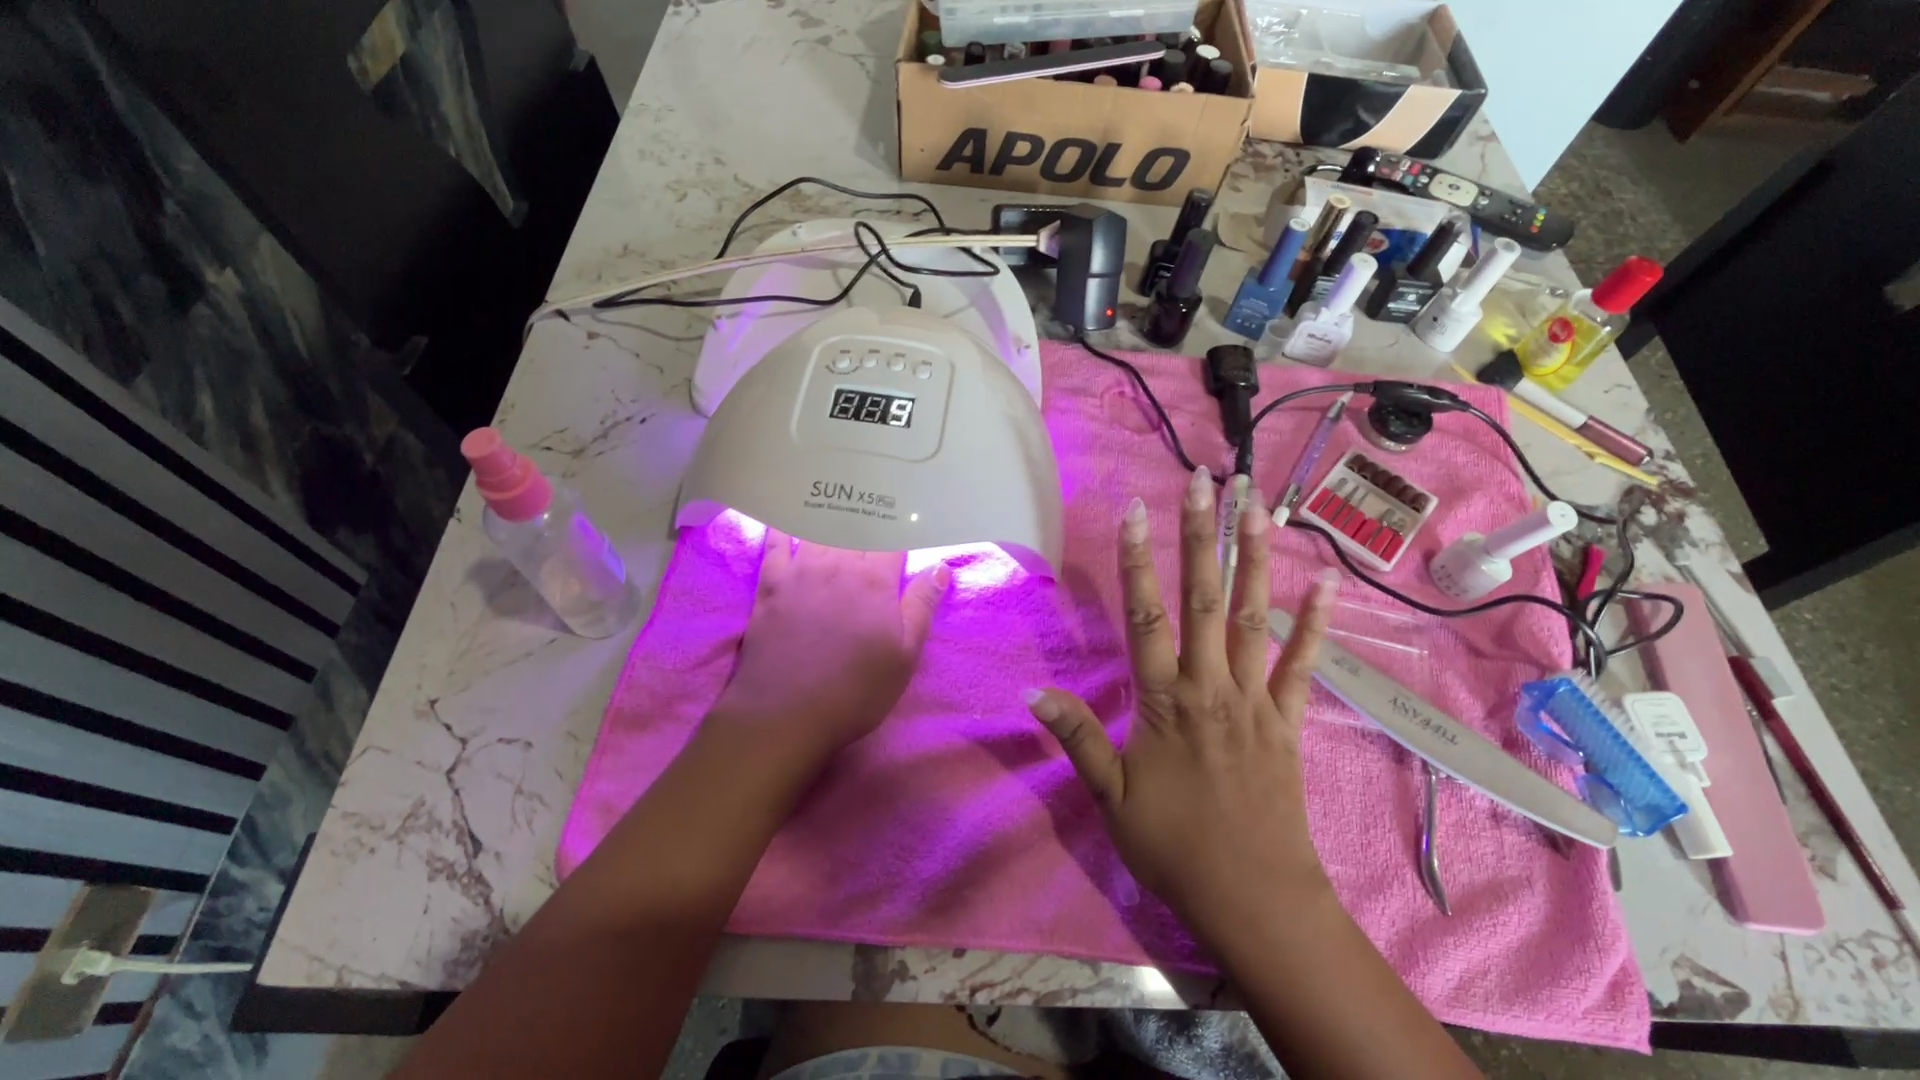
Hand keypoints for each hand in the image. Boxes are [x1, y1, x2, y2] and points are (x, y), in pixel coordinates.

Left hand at [712, 530, 949, 756]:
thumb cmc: (855, 690)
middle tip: (876, 508)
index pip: (893, 543)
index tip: (908, 526)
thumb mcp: (904, 655)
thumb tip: (940, 567)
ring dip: (831, 517)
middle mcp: (837, 565)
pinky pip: (775, 542)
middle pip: (856, 530)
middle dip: (869, 520)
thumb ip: (922, 606)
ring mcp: (799, 571)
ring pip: (819, 530)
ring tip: (840, 502)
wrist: (785, 713)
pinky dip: (782, 525)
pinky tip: (787, 515)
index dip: (902, 533)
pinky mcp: (769, 584)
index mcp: (875, 581)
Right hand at [1025, 467, 1338, 936]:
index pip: (1145, 616)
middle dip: (1202, 535)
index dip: (1137, 560)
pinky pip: (1302, 663)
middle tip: (1205, 479)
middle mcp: (1209, 685)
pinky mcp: (1288, 719)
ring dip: (1255, 557)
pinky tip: (1328, 579)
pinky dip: (1316, 621)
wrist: (1251, 894)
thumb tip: (1032, 692)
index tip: (1135, 509)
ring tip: (1257, 504)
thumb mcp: (1110, 797)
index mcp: (1163, 701)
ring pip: (1252, 615)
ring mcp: (1254, 698)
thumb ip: (1077, 737)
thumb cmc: (1173, 846)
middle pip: (1203, 598)